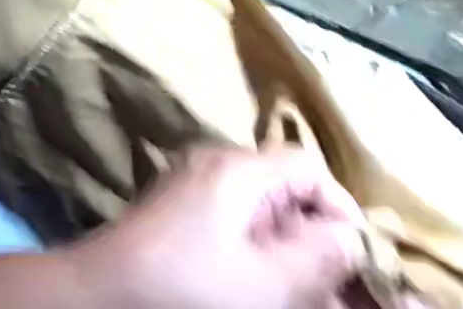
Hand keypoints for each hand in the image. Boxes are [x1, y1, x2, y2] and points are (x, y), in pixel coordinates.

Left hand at [74, 146, 366, 308]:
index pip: (308, 167)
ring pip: (265, 215)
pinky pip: (237, 228)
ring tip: (305, 297)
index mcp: (237, 169)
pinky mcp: (181, 216)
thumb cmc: (189, 288)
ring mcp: (195, 189)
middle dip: (319, 242)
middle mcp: (216, 167)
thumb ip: (318, 256)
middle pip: (287, 191)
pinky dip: (260, 258)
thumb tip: (353, 235)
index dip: (342, 211)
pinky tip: (266, 290)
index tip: (361, 267)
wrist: (101, 295)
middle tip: (339, 297)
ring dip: (292, 256)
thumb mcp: (266, 283)